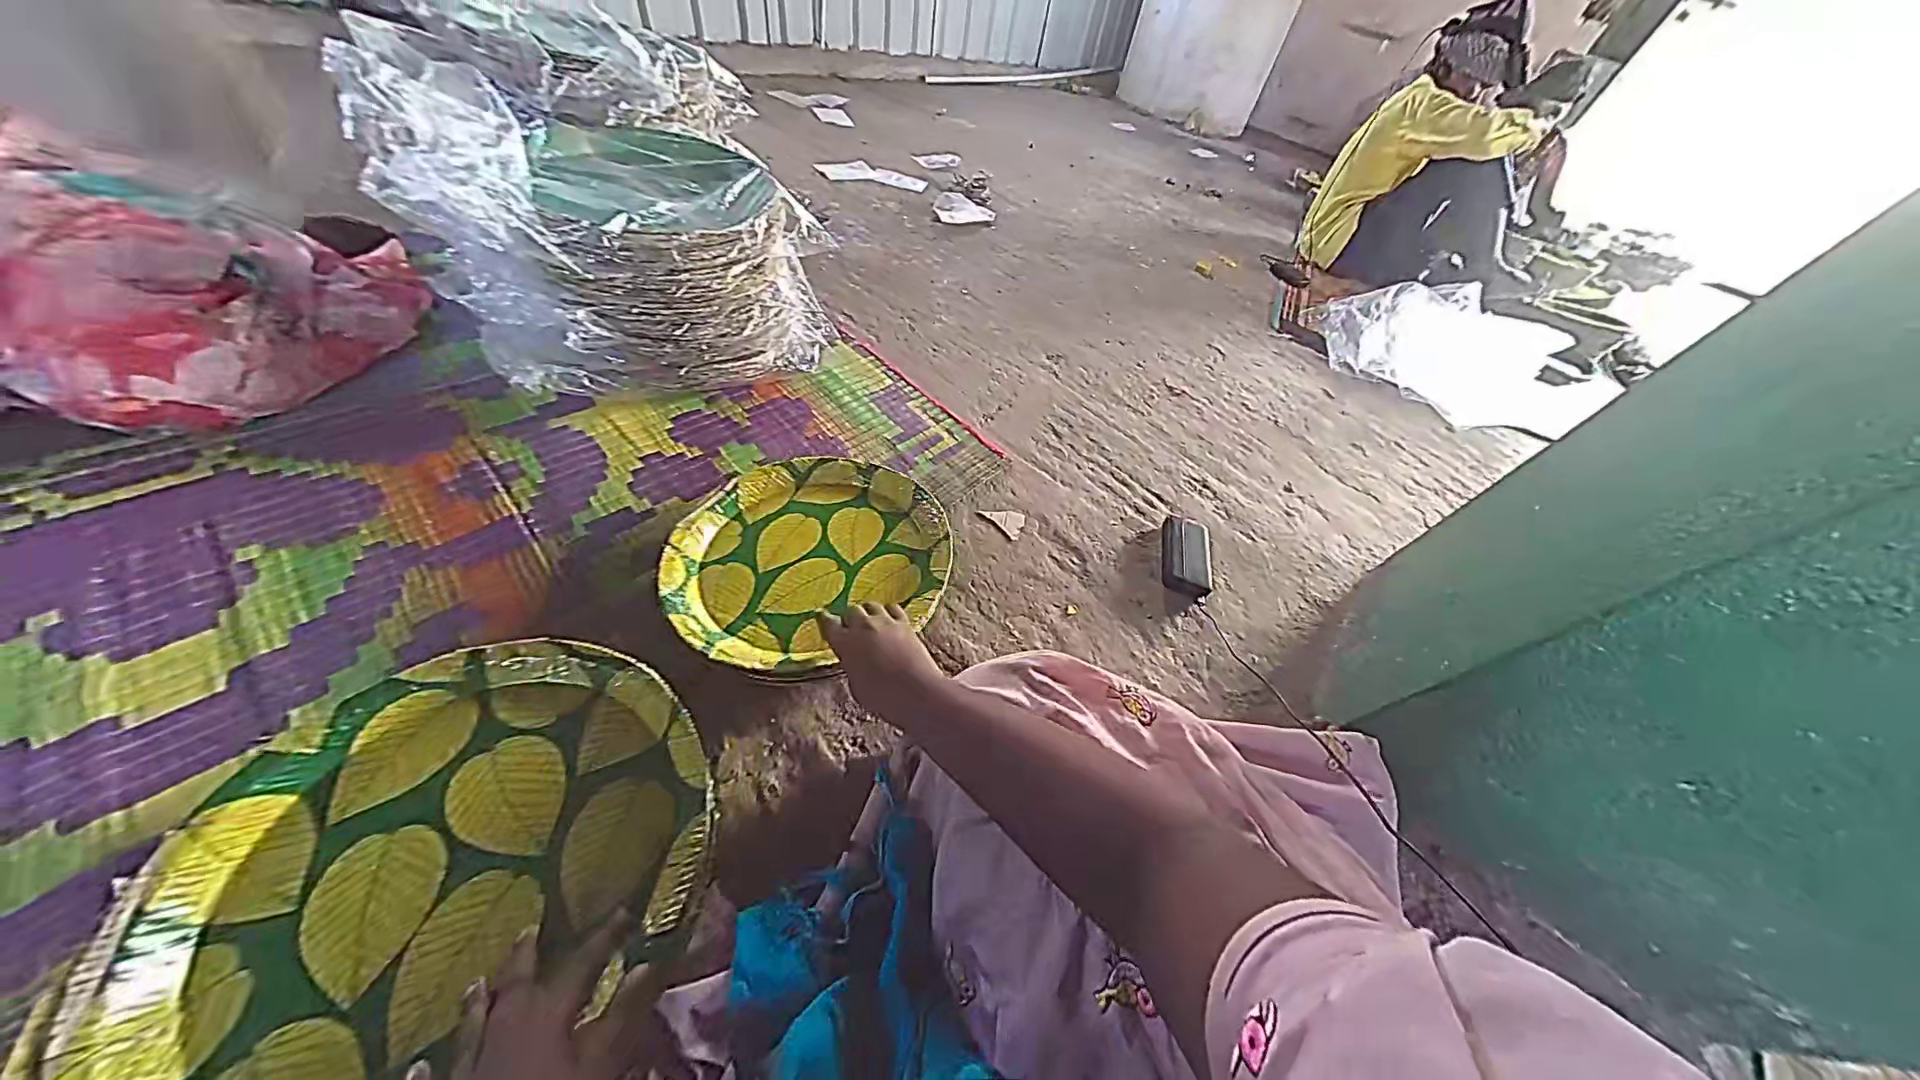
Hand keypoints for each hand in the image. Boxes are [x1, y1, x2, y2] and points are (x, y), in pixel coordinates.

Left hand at [412, 909, 671, 1079]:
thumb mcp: (601, 1062)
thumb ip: (623, 1012)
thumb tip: (646, 964)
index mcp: (546, 1012)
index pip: (581, 964)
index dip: (604, 938)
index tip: (623, 912)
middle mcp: (504, 1027)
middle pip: (516, 984)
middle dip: (525, 956)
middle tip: (528, 929)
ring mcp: (469, 1064)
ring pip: (473, 1023)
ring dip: (478, 1001)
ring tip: (476, 982)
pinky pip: (438, 1075)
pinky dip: (430, 1068)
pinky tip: (419, 1065)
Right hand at [818, 603, 948, 722]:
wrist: (915, 690)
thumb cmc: (882, 696)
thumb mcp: (856, 685)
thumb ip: (852, 666)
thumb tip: (855, 660)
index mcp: (845, 643)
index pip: (828, 623)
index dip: (825, 621)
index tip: (824, 619)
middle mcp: (862, 627)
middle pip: (851, 610)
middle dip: (850, 618)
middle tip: (852, 628)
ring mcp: (885, 622)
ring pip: (871, 605)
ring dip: (868, 612)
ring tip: (870, 621)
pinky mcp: (904, 623)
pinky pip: (892, 608)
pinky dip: (888, 612)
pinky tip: (889, 620)